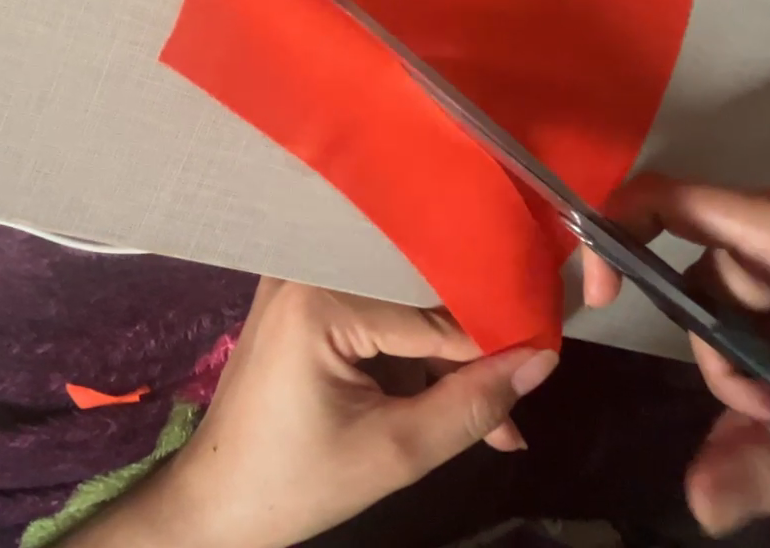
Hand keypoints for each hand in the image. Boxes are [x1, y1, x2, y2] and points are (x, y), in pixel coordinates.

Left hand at [64, 278, 556, 547]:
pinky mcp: (301, 303)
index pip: (431, 313)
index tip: (552, 356)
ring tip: (497, 422)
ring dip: (444, 366)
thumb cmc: (297, 480)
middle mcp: (307, 268)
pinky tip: (447, 404)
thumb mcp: (397, 450)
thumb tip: (542, 362)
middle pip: (415, 301)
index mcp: (320, 294)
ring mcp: (299, 282)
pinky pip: (371, 321)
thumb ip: (473, 404)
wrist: (217, 501)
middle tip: (524, 393)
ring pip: (398, 314)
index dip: (495, 339)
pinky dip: (407, 362)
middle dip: (470, 354)